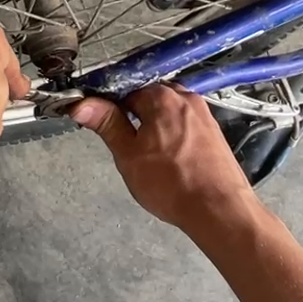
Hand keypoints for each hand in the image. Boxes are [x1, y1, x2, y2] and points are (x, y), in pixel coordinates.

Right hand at [71, 84, 258, 232]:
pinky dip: (174, 136)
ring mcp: (203, 114)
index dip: (110, 108)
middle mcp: (185, 98)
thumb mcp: (128, 155)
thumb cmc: (173, 184)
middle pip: (149, 99)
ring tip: (150, 157)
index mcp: (161, 96)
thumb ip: (106, 123)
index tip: (105, 125)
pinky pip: (185, 125)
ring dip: (155, 128)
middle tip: (128, 147)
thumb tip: (82, 104)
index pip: (125, 91)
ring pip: (168, 112)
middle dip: (135, 118)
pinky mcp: (213, 133)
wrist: (220, 210)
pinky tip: (170, 160)